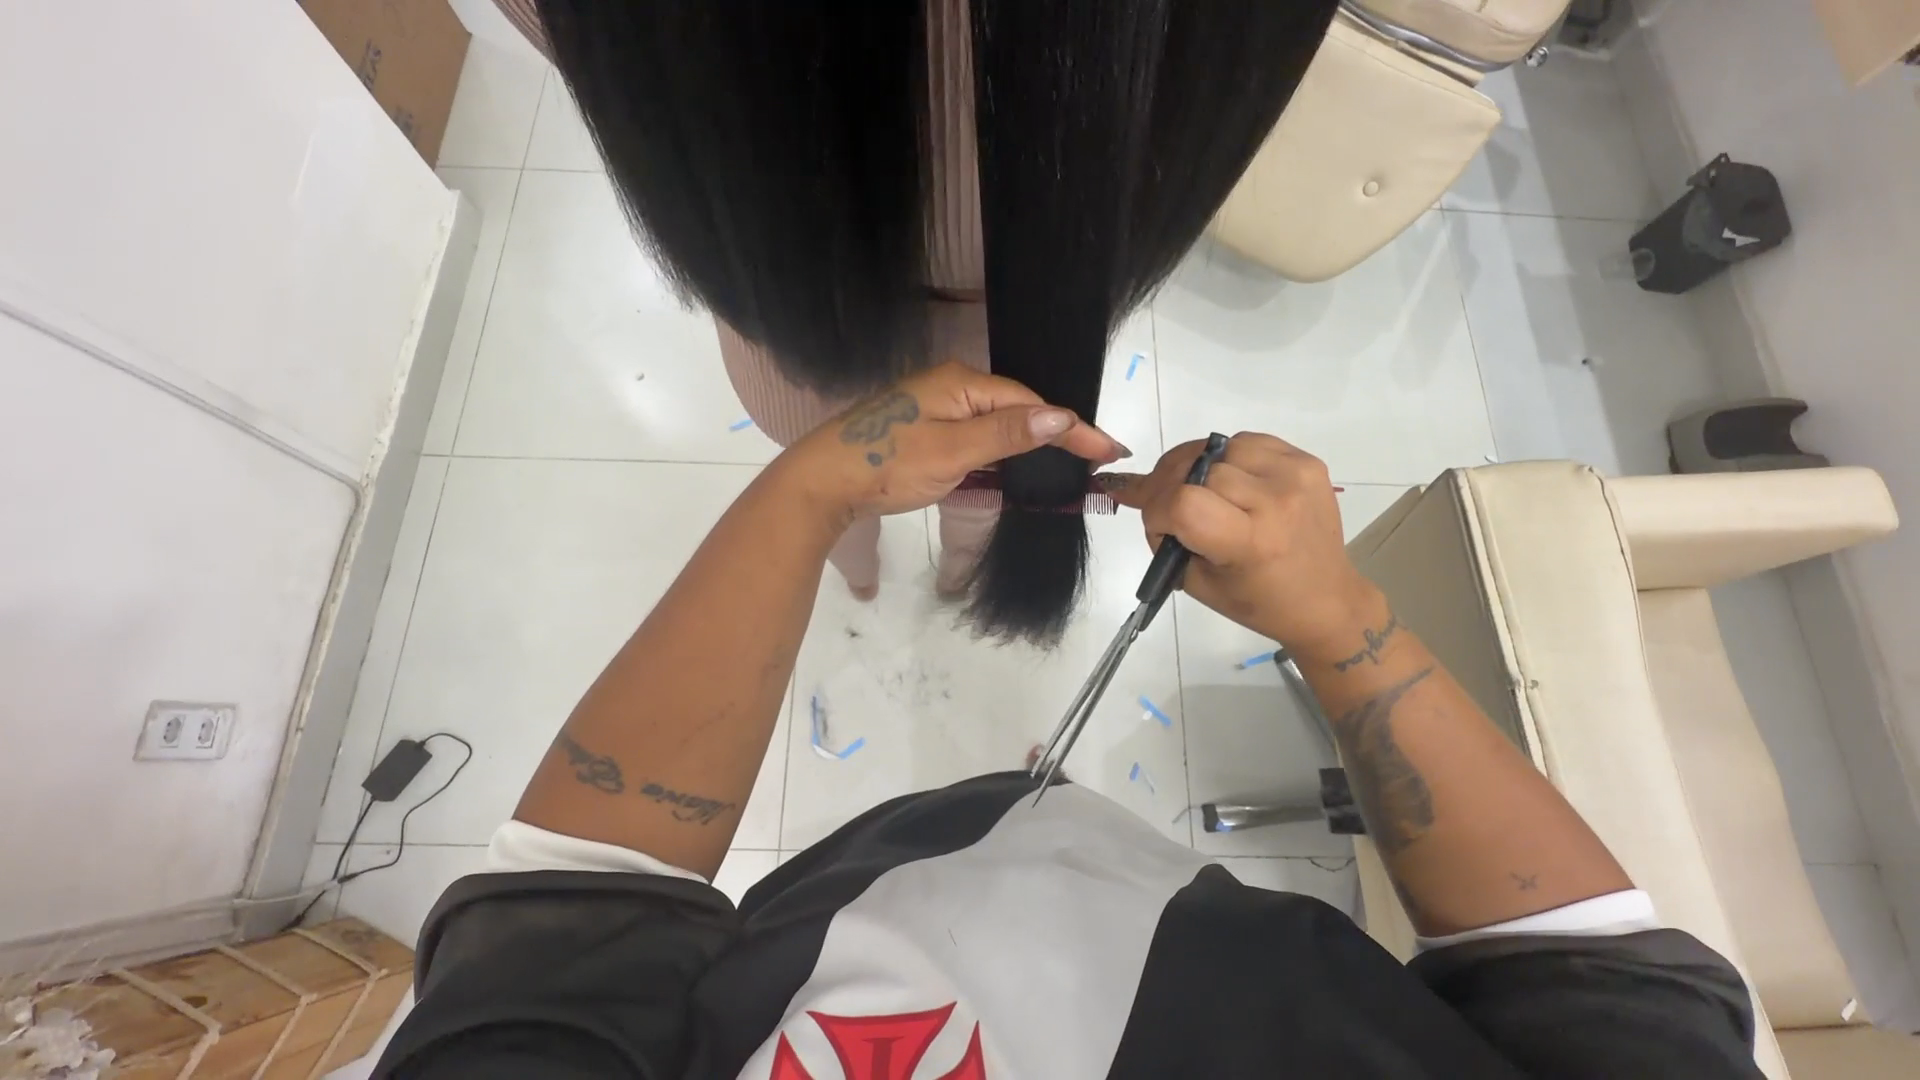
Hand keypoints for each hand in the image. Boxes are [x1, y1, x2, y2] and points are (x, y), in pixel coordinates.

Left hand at [777, 362, 1128, 524]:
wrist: (825, 481)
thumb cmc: (887, 463)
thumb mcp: (952, 450)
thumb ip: (1006, 433)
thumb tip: (1060, 414)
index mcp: (962, 383)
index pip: (1030, 403)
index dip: (1071, 428)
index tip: (1110, 449)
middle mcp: (953, 388)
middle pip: (1017, 410)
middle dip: (1057, 432)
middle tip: (1098, 457)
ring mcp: (938, 409)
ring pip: (997, 425)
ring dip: (1031, 442)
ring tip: (1071, 461)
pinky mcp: (928, 432)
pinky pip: (978, 437)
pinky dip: (1003, 452)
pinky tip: (1019, 465)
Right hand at [1102, 433, 1383, 658]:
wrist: (1324, 598)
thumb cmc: (1255, 601)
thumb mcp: (1196, 580)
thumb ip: (1163, 534)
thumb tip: (1126, 487)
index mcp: (1250, 541)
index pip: (1184, 503)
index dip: (1156, 509)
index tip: (1156, 524)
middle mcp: (1276, 501)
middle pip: (1196, 470)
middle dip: (1168, 486)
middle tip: (1164, 505)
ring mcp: (1294, 474)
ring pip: (1217, 449)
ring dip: (1194, 468)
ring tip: (1195, 491)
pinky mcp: (1305, 460)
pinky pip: (1245, 441)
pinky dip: (1224, 457)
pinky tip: (1227, 481)